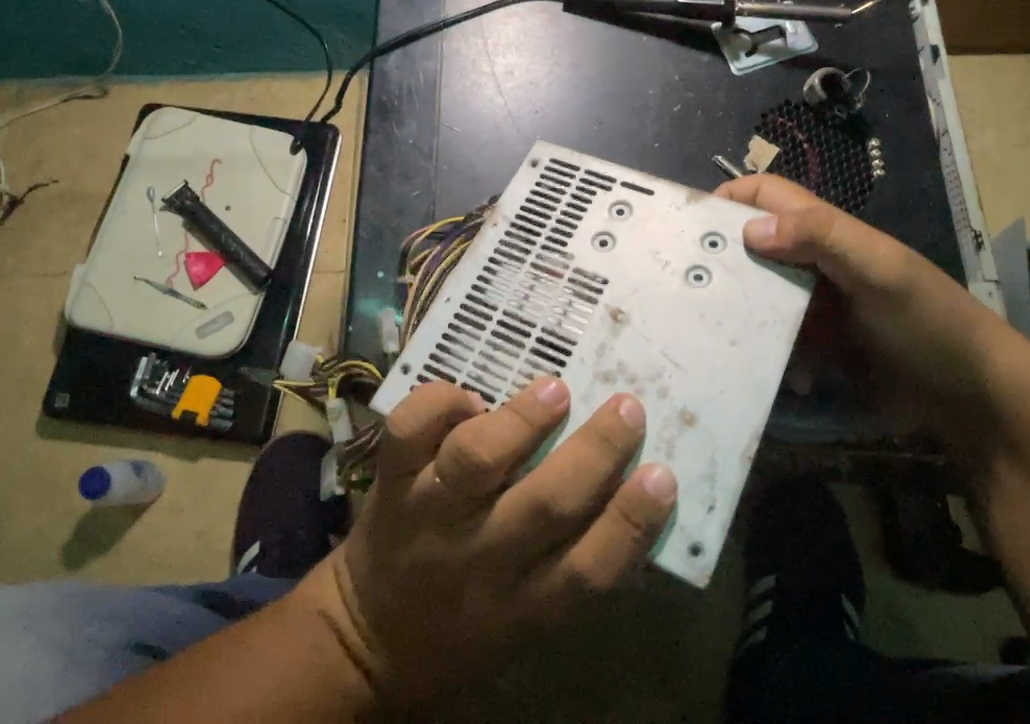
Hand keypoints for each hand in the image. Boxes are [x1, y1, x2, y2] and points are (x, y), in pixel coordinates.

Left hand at [318, 378, 676, 706]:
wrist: (367, 640)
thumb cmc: (465, 629)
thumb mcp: (529, 623)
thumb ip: (573, 568)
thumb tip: (631, 494)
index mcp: (526, 605)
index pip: (590, 570)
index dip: (631, 522)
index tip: (662, 474)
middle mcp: (480, 559)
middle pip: (546, 505)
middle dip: (595, 451)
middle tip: (627, 408)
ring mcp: (430, 516)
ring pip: (476, 461)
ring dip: (520, 421)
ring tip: (555, 389)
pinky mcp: (391, 483)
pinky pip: (408, 432)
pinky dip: (439, 403)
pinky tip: (469, 398)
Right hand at [715, 174, 1029, 451]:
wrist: (975, 403)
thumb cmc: (932, 324)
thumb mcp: (882, 272)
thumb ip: (822, 238)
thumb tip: (747, 228)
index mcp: (830, 233)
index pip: (767, 195)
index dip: (728, 198)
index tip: (684, 224)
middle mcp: (814, 264)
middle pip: (751, 246)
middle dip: (717, 259)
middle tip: (674, 283)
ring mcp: (813, 310)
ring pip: (755, 297)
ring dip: (733, 311)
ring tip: (694, 329)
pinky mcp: (815, 351)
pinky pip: (770, 342)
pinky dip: (759, 351)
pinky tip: (745, 368)